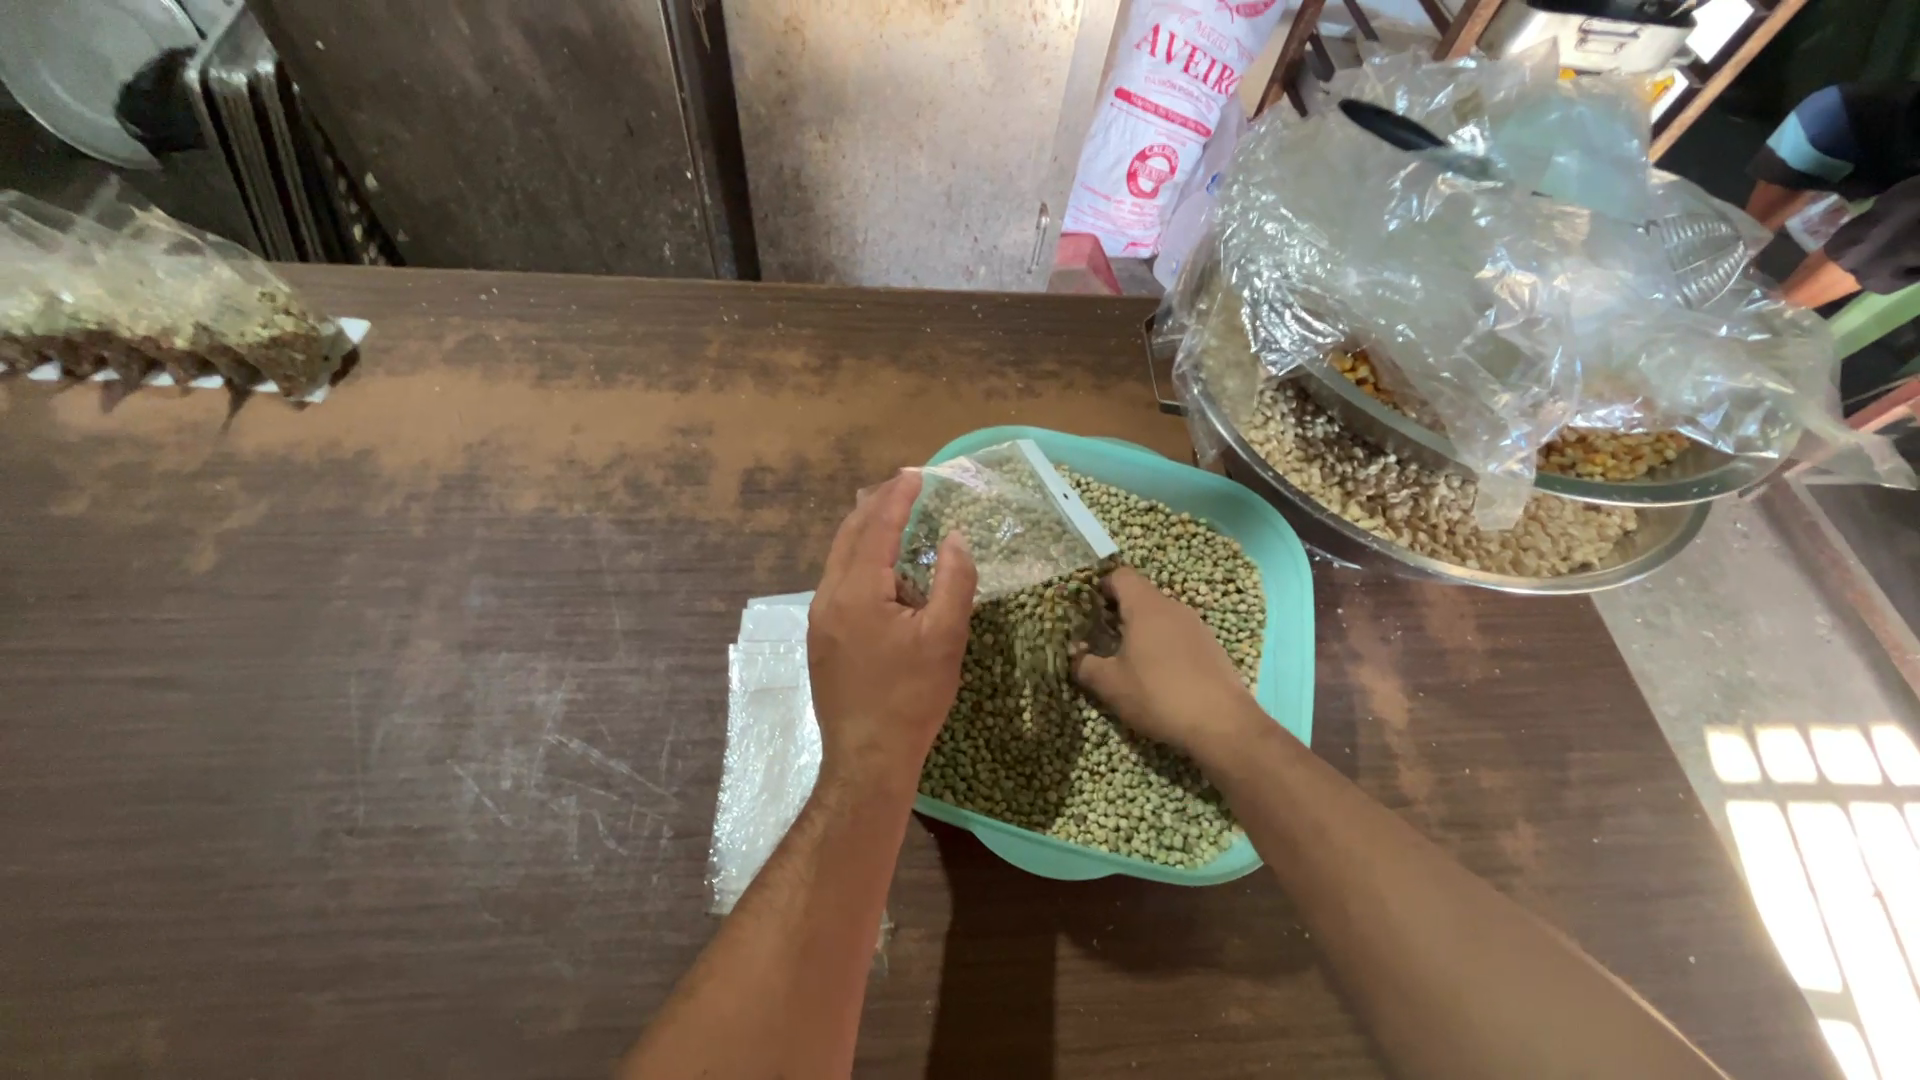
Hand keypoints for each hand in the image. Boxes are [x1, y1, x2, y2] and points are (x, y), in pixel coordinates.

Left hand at [808, 472, 976, 795]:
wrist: (866, 757)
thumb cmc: (911, 698)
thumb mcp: (945, 638)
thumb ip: (953, 581)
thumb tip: (954, 538)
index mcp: (857, 591)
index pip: (877, 526)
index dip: (899, 496)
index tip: (917, 473)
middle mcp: (829, 596)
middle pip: (849, 534)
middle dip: (877, 504)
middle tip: (905, 486)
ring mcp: (819, 617)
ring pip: (838, 557)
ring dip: (865, 530)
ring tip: (892, 515)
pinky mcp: (820, 637)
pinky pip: (836, 580)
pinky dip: (858, 558)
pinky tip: (878, 567)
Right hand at [1072, 567, 1260, 760]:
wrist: (1222, 724)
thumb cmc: (1158, 695)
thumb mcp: (1110, 684)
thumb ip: (1084, 665)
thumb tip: (1075, 656)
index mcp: (1146, 606)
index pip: (1120, 575)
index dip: (1101, 587)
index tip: (1089, 611)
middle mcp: (1173, 607)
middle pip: (1141, 596)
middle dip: (1118, 613)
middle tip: (1102, 640)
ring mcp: (1197, 626)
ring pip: (1161, 616)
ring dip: (1142, 631)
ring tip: (1129, 661)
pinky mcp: (1211, 647)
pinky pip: (1179, 635)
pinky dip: (1164, 646)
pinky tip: (1159, 676)